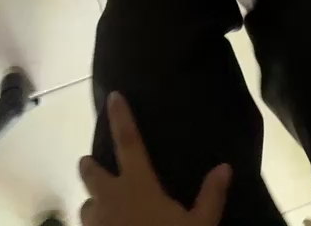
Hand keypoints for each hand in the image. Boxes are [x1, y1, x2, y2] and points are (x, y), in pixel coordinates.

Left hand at [79, 92, 230, 225]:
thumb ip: (210, 196)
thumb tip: (225, 167)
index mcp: (137, 184)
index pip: (127, 141)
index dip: (120, 116)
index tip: (113, 96)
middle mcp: (109, 198)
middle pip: (89, 170)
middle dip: (90, 165)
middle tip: (94, 165)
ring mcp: (95, 223)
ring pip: (85, 205)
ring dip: (92, 204)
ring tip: (104, 209)